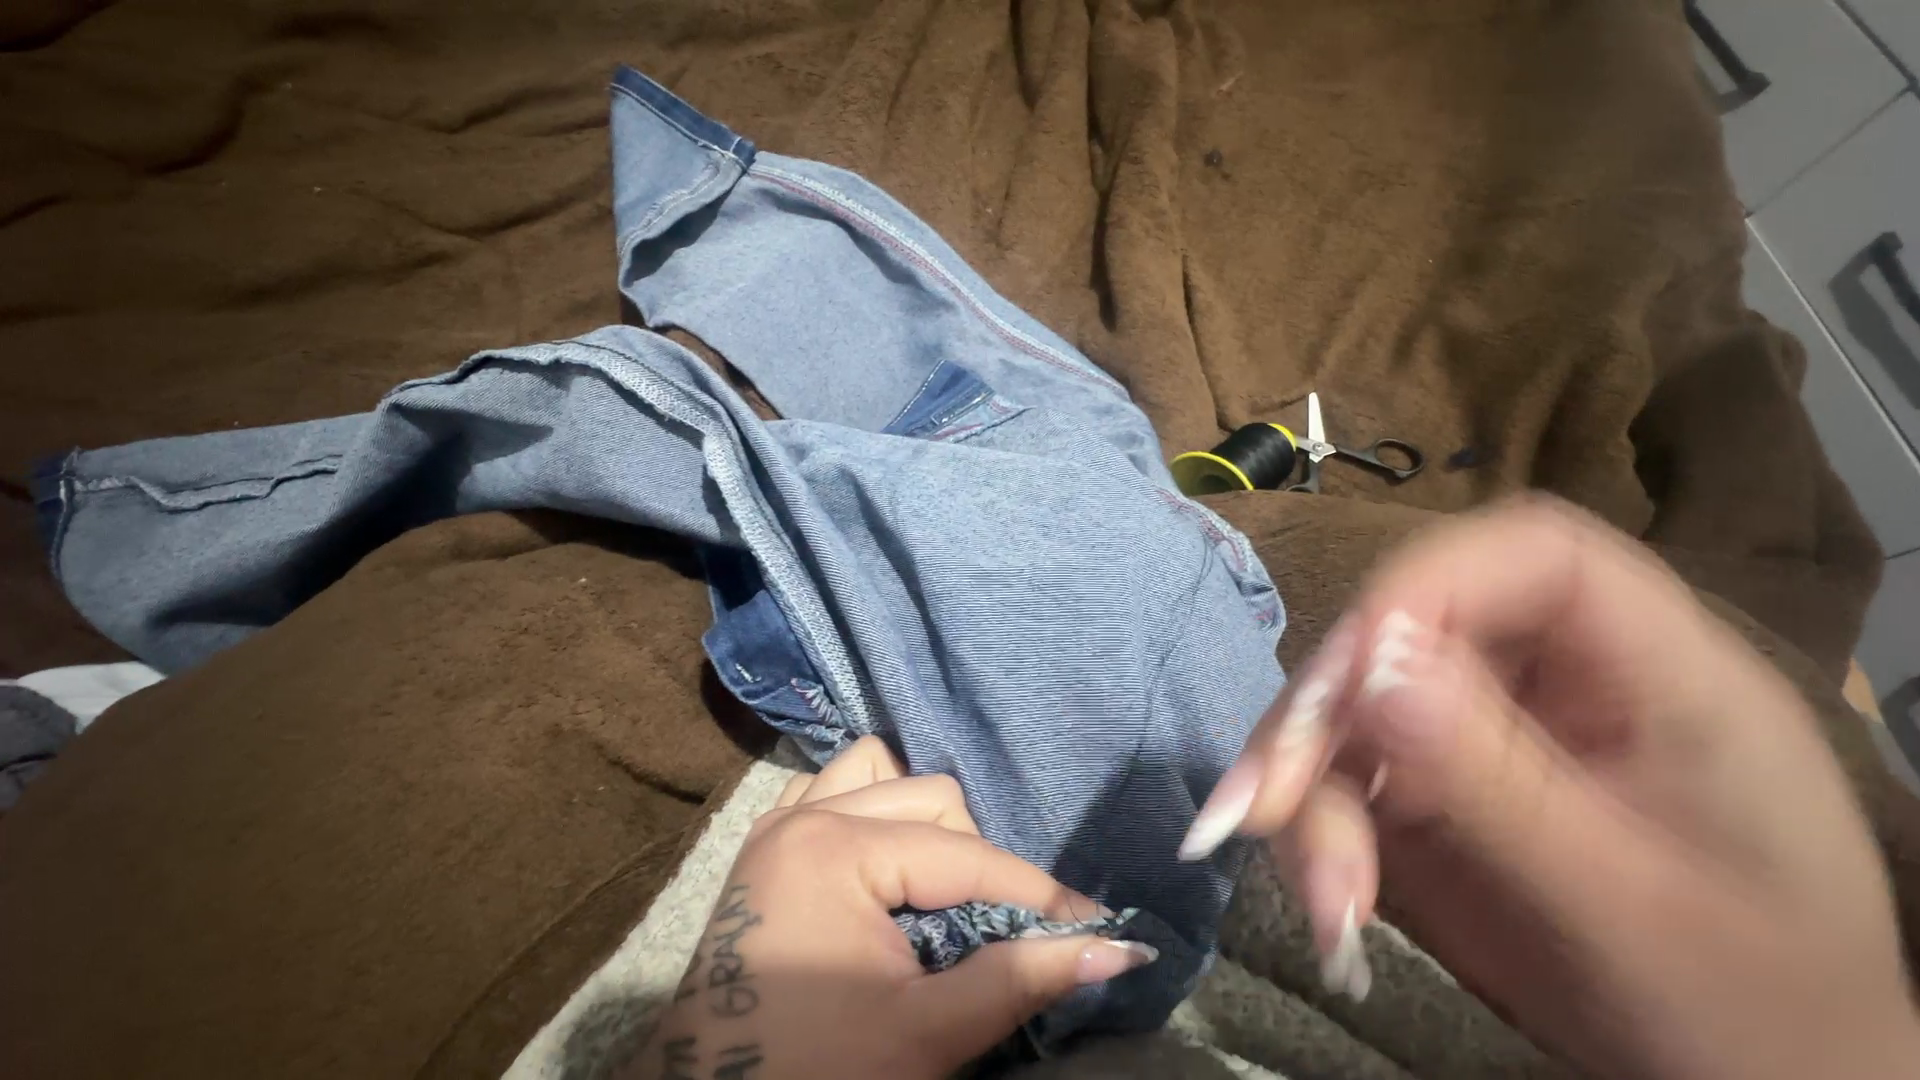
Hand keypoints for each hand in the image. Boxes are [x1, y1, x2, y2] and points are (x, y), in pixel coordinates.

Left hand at [626, 737, 1157, 1079]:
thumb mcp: (923, 1034)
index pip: (964, 855)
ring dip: (923, 822)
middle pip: (930, 798)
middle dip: (976, 860)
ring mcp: (780, 821)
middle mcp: (805, 814)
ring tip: (938, 889)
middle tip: (995, 927)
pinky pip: (835, 789)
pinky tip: (885, 859)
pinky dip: (873, 810)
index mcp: (835, 849)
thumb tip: (1116, 948)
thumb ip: (1018, 979)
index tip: (1093, 921)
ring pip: (883, 776)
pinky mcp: (768, 841)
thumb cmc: (811, 1072)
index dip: (1035, 891)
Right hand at [1179, 498, 1919, 1079]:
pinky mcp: (1428, 785)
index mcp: (1654, 673)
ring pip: (1349, 708)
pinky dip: (1314, 831)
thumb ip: (1500, 782)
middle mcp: (1548, 681)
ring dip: (1305, 790)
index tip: (1352, 670)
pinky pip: (1340, 776)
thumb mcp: (1628, 903)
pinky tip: (1331, 905)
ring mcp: (1480, 731)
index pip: (1534, 557)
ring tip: (1322, 897)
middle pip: (1404, 633)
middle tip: (1268, 799)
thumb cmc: (1747, 1008)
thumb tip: (1370, 673)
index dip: (1427, 584)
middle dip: (1324, 713)